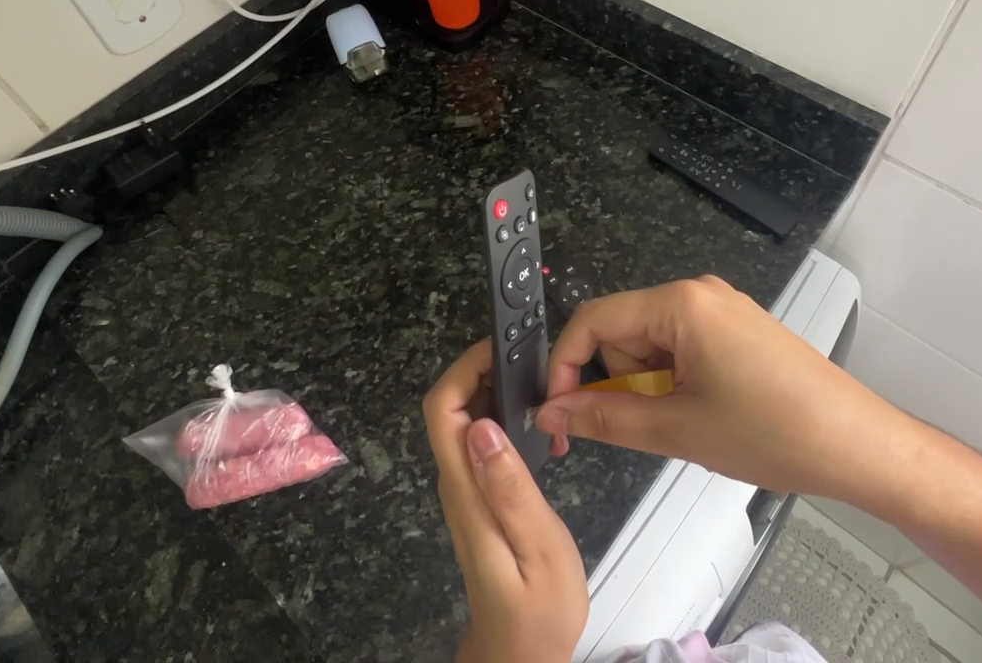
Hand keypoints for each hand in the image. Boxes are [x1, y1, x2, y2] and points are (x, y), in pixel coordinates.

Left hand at [424, 340, 587, 662]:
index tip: (500, 348)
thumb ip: (511, 489)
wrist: (521, 652)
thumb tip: (483, 427)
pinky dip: (505, 416)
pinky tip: (537, 423)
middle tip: (529, 358)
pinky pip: (481, 439)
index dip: (463, 368)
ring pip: (465, 419)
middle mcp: (457, 482)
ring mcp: (466, 489)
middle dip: (481, 369)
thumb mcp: (538, 549)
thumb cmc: (538, 609)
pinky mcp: (479, 495)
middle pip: (449, 408)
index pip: (442, 411)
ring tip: (540, 384)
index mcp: (466, 490)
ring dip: (495, 390)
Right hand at [537, 276, 921, 511]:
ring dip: (651, 385)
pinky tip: (705, 411)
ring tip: (689, 422)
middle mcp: (699, 293)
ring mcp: (721, 308)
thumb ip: (604, 416)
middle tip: (652, 425)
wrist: (860, 446)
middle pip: (622, 332)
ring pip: (650, 344)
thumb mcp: (678, 430)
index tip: (558, 410)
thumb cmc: (778, 433)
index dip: (565, 365)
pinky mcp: (736, 328)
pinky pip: (680, 347)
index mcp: (681, 303)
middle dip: (621, 380)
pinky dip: (675, 380)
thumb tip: (553, 413)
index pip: (593, 319)